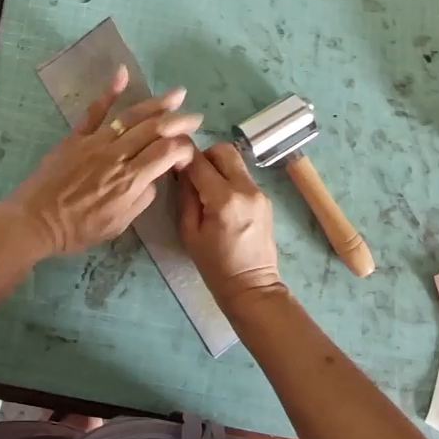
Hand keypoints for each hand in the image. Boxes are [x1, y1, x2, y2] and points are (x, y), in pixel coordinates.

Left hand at [0, 66, 200, 257]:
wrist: (35, 221)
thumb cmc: (77, 230)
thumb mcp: (118, 225)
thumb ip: (141, 200)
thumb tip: (154, 177)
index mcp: (130, 180)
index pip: (167, 153)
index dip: (184, 147)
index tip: (191, 148)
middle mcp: (117, 155)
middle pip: (155, 130)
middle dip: (179, 121)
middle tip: (196, 116)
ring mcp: (96, 141)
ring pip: (132, 117)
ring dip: (157, 103)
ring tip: (177, 94)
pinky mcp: (77, 135)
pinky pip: (96, 110)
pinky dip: (110, 91)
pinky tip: (123, 73)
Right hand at [178, 143, 283, 309]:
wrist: (253, 288)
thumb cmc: (215, 266)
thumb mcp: (189, 232)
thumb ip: (186, 196)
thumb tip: (182, 170)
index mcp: (223, 200)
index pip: (199, 162)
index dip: (183, 156)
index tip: (172, 158)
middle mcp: (245, 189)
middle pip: (223, 150)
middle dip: (205, 156)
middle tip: (194, 174)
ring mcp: (259, 192)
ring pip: (235, 161)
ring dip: (219, 167)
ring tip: (207, 189)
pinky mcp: (265, 198)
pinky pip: (243, 177)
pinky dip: (230, 179)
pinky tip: (222, 201)